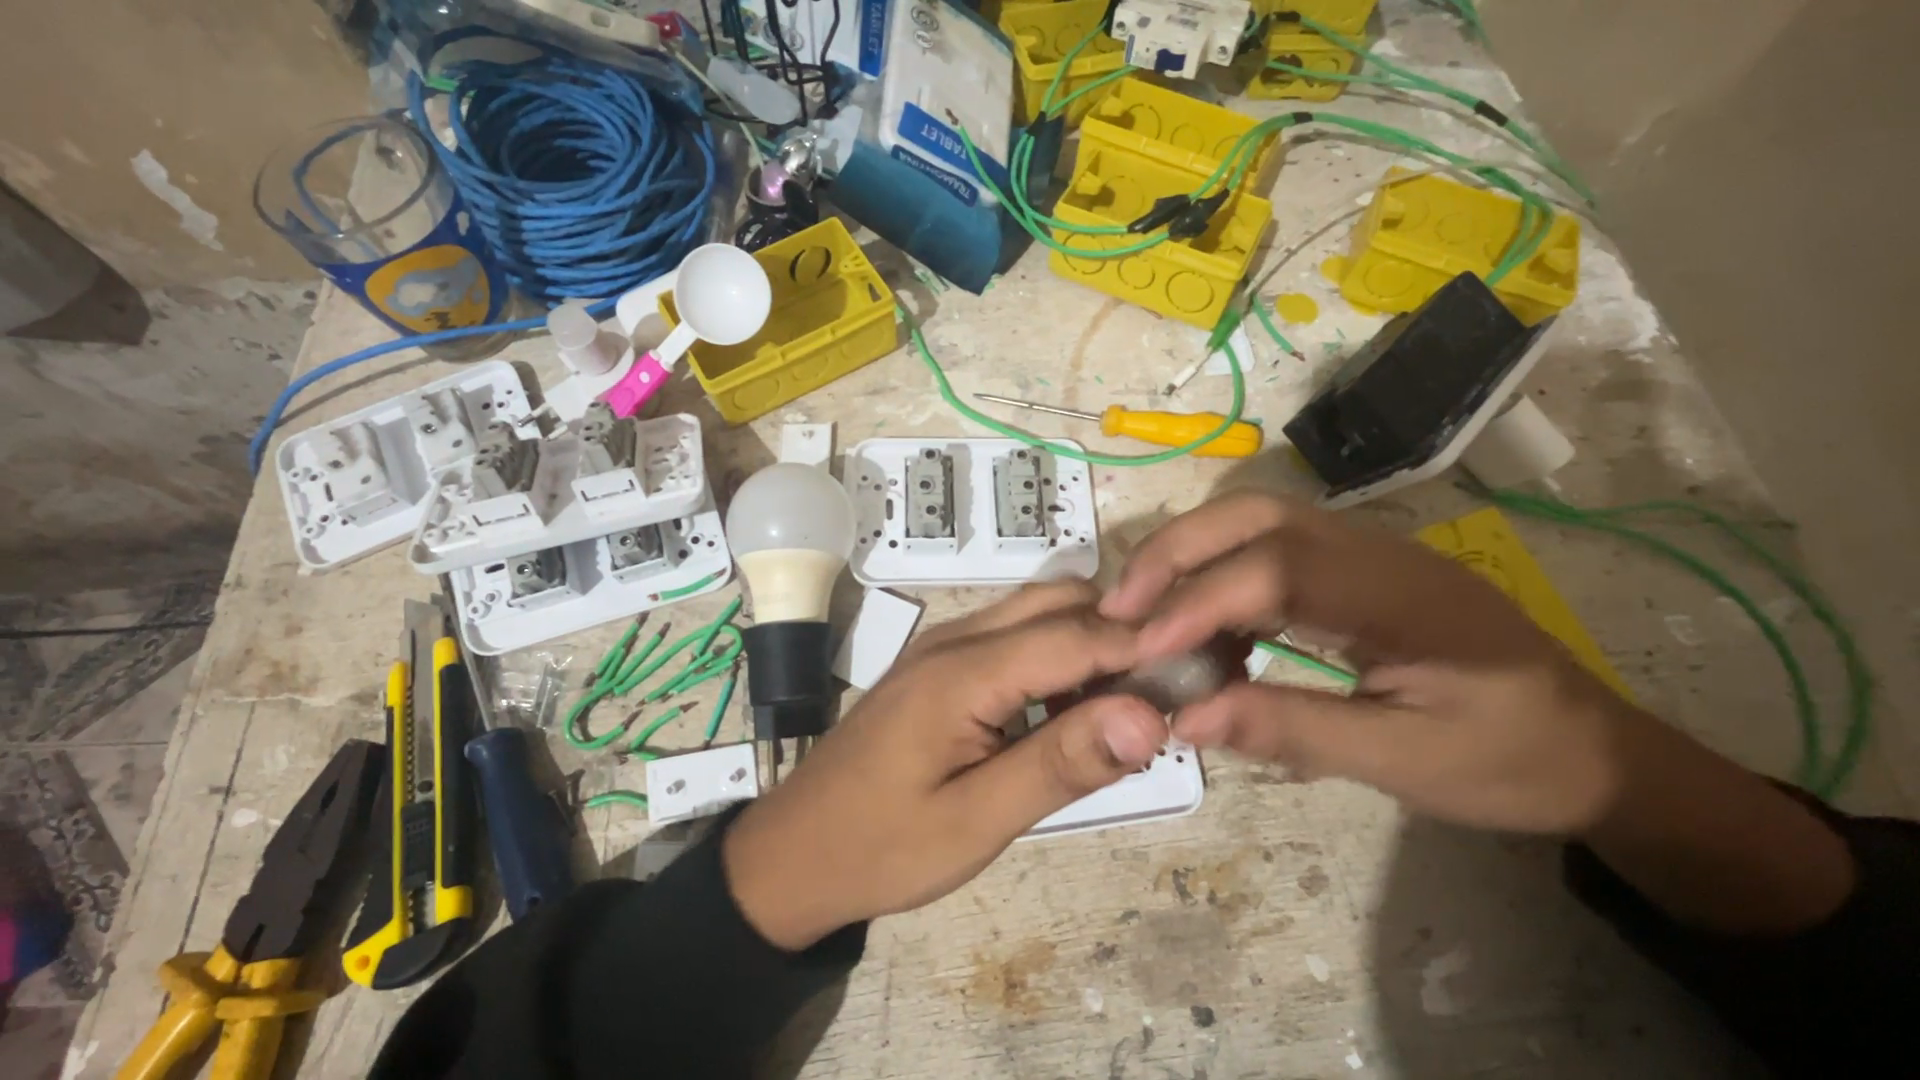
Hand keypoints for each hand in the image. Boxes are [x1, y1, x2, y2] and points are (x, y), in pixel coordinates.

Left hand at [722, 583, 1168, 949]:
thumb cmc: (883, 847)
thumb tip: (1150, 715)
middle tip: (1180, 687)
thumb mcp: (976, 821)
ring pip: (1040, 614)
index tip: (1208, 670)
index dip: (1146, 646)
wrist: (794, 855)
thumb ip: (1062, 763)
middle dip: (1126, 632)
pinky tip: (1082, 710)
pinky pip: (1015, 640)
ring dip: (1095, 642)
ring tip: (1144, 699)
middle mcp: (955, 639)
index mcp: (962, 671)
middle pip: (1061, 604)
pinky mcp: (941, 667)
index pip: (1077, 634)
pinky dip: (1061, 658)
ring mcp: (945, 648)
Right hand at [1101, 491, 1646, 833]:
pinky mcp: (1359, 573)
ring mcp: (1369, 555)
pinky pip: (1272, 551)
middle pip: (1257, 514)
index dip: (1199, 601)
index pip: (1276, 570)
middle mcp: (1376, 553)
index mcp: (1397, 595)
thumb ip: (1292, 729)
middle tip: (1118, 607)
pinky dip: (1218, 574)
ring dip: (1190, 554)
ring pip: (1259, 521)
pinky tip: (1198, 622)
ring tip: (1139, 609)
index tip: (1139, 648)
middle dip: (1177, 551)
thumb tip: (1186, 716)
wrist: (1594, 751)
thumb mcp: (1404, 761)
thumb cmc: (1506, 761)